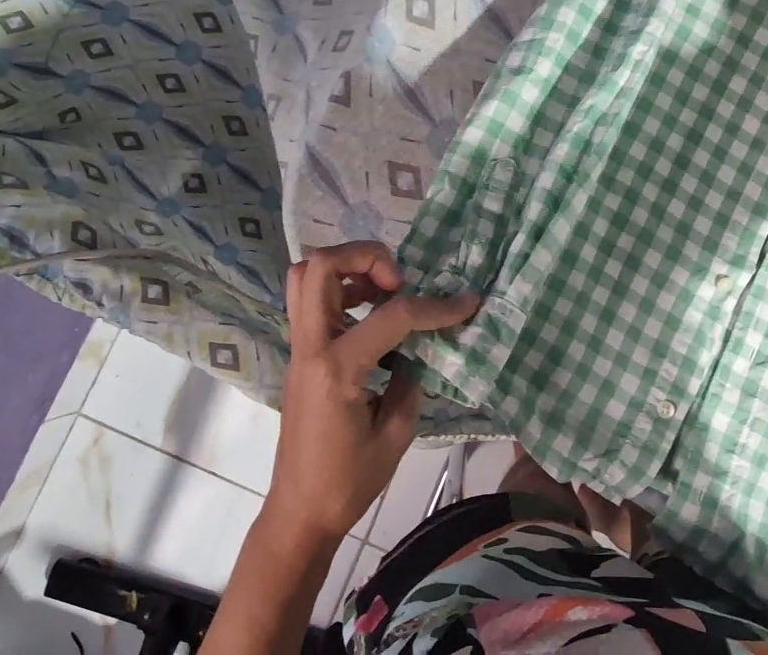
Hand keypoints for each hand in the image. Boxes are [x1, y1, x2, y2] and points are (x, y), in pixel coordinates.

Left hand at [264, 242, 480, 545]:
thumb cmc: (349, 482)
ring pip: (308, 276)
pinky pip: (311, 301)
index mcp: (338, 370)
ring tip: (385, 291)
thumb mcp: (397, 435)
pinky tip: (372, 315)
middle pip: (322, 266)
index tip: (467, 302)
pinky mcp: (301, 355)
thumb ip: (412, 380)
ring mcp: (300, 348)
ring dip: (349, 269)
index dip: (436, 306)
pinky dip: (341, 291)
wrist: (300, 511)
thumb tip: (419, 347)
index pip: (392, 316)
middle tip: (399, 281)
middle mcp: (312, 347)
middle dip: (367, 257)